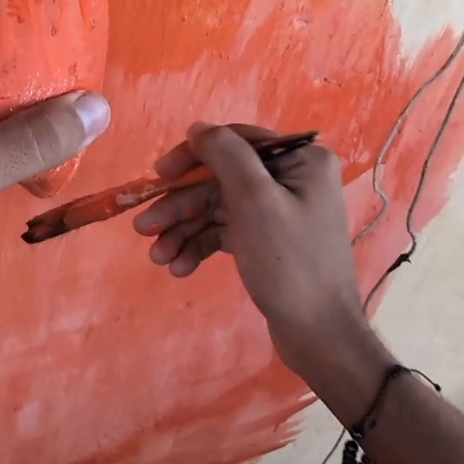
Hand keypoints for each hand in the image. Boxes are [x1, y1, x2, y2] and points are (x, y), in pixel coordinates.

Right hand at [131, 123, 385, 391]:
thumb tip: (198, 128)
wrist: (319, 336)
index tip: (159, 175)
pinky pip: (225, 231)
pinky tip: (180, 266)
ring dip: (183, 229)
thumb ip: (225, 155)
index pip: (234, 142)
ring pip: (216, 208)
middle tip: (144, 228)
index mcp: (300, 160)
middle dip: (180, 205)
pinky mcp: (267, 240)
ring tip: (158, 257)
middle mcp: (292, 179)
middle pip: (219, 179)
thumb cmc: (289, 263)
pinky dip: (200, 245)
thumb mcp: (254, 201)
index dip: (191, 156)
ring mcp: (279, 211)